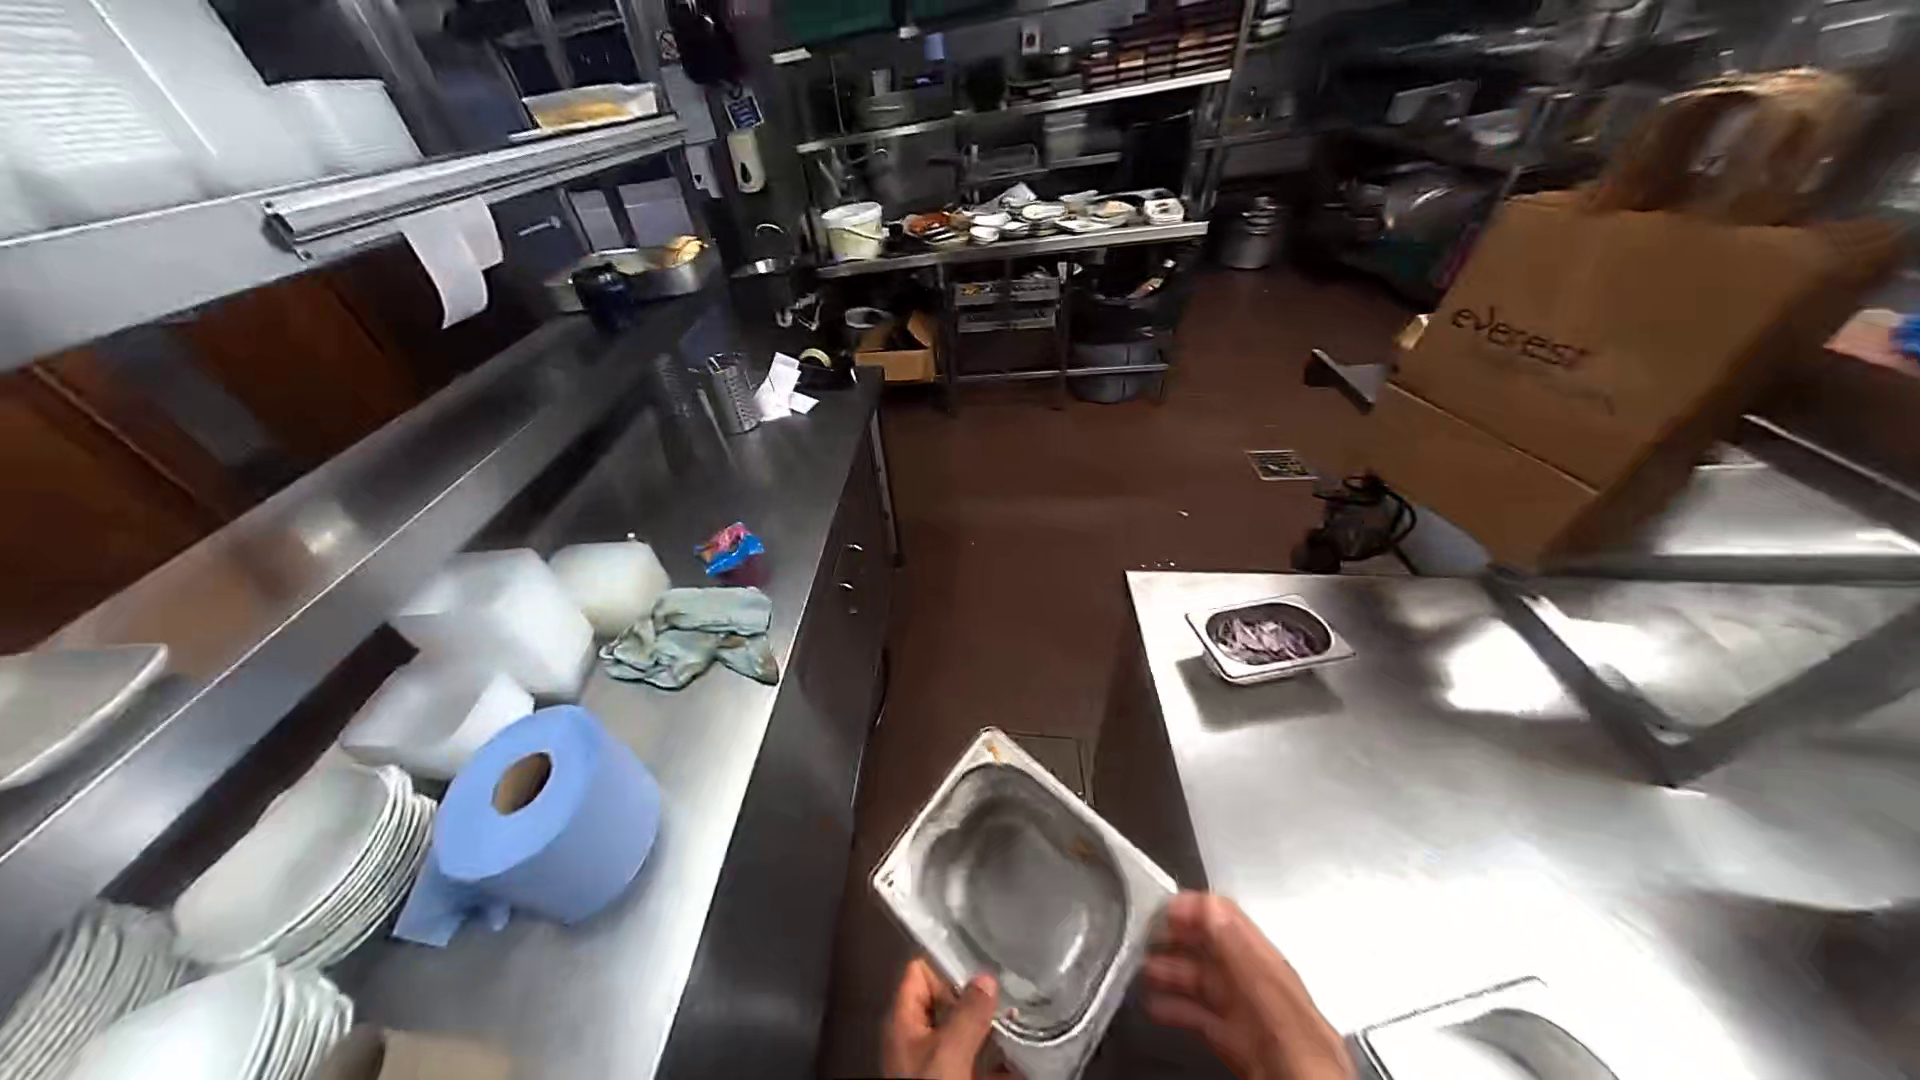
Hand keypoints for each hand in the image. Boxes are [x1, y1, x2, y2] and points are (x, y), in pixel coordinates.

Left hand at [882, 958, 1010, 1079]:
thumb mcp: (948, 1054)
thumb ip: (967, 1014)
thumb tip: (985, 978)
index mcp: (904, 1024)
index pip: (920, 973)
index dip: (947, 965)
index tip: (979, 966)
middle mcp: (918, 1041)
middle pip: (948, 1002)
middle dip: (978, 1000)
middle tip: (1007, 994)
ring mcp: (937, 1069)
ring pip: (967, 1035)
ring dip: (993, 1030)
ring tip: (1022, 1020)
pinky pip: (981, 1067)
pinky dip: (1001, 1063)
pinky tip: (1024, 1061)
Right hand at [1143, 892, 1354, 1079]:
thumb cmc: (1305, 1065)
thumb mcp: (1272, 1005)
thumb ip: (1241, 957)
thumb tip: (1210, 907)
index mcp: (1273, 974)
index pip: (1232, 922)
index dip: (1196, 909)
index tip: (1163, 909)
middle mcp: (1262, 994)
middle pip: (1214, 952)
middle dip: (1177, 939)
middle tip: (1144, 936)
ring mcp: (1253, 1024)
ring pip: (1207, 986)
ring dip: (1174, 973)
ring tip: (1143, 970)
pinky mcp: (1243, 1054)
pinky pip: (1206, 1022)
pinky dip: (1180, 1011)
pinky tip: (1158, 1008)